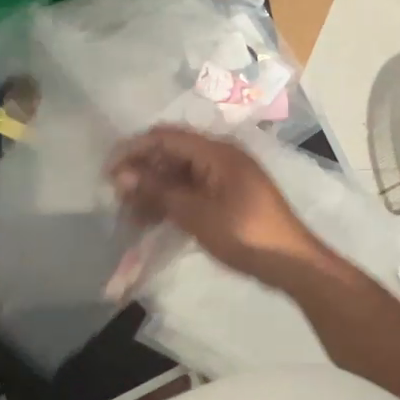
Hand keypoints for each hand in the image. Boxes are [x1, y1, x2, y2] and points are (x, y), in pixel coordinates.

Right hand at [109, 125, 331, 287]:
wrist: (291, 262)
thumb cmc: (245, 234)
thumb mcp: (197, 214)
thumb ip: (159, 192)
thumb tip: (122, 176)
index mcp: (217, 152)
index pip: (166, 137)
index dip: (134, 150)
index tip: (108, 173)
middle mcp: (221, 157)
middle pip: (172, 154)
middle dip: (142, 172)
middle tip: (118, 200)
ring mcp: (227, 177)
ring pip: (180, 174)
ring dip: (154, 190)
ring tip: (131, 216)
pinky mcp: (229, 197)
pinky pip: (193, 190)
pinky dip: (172, 201)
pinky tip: (154, 220)